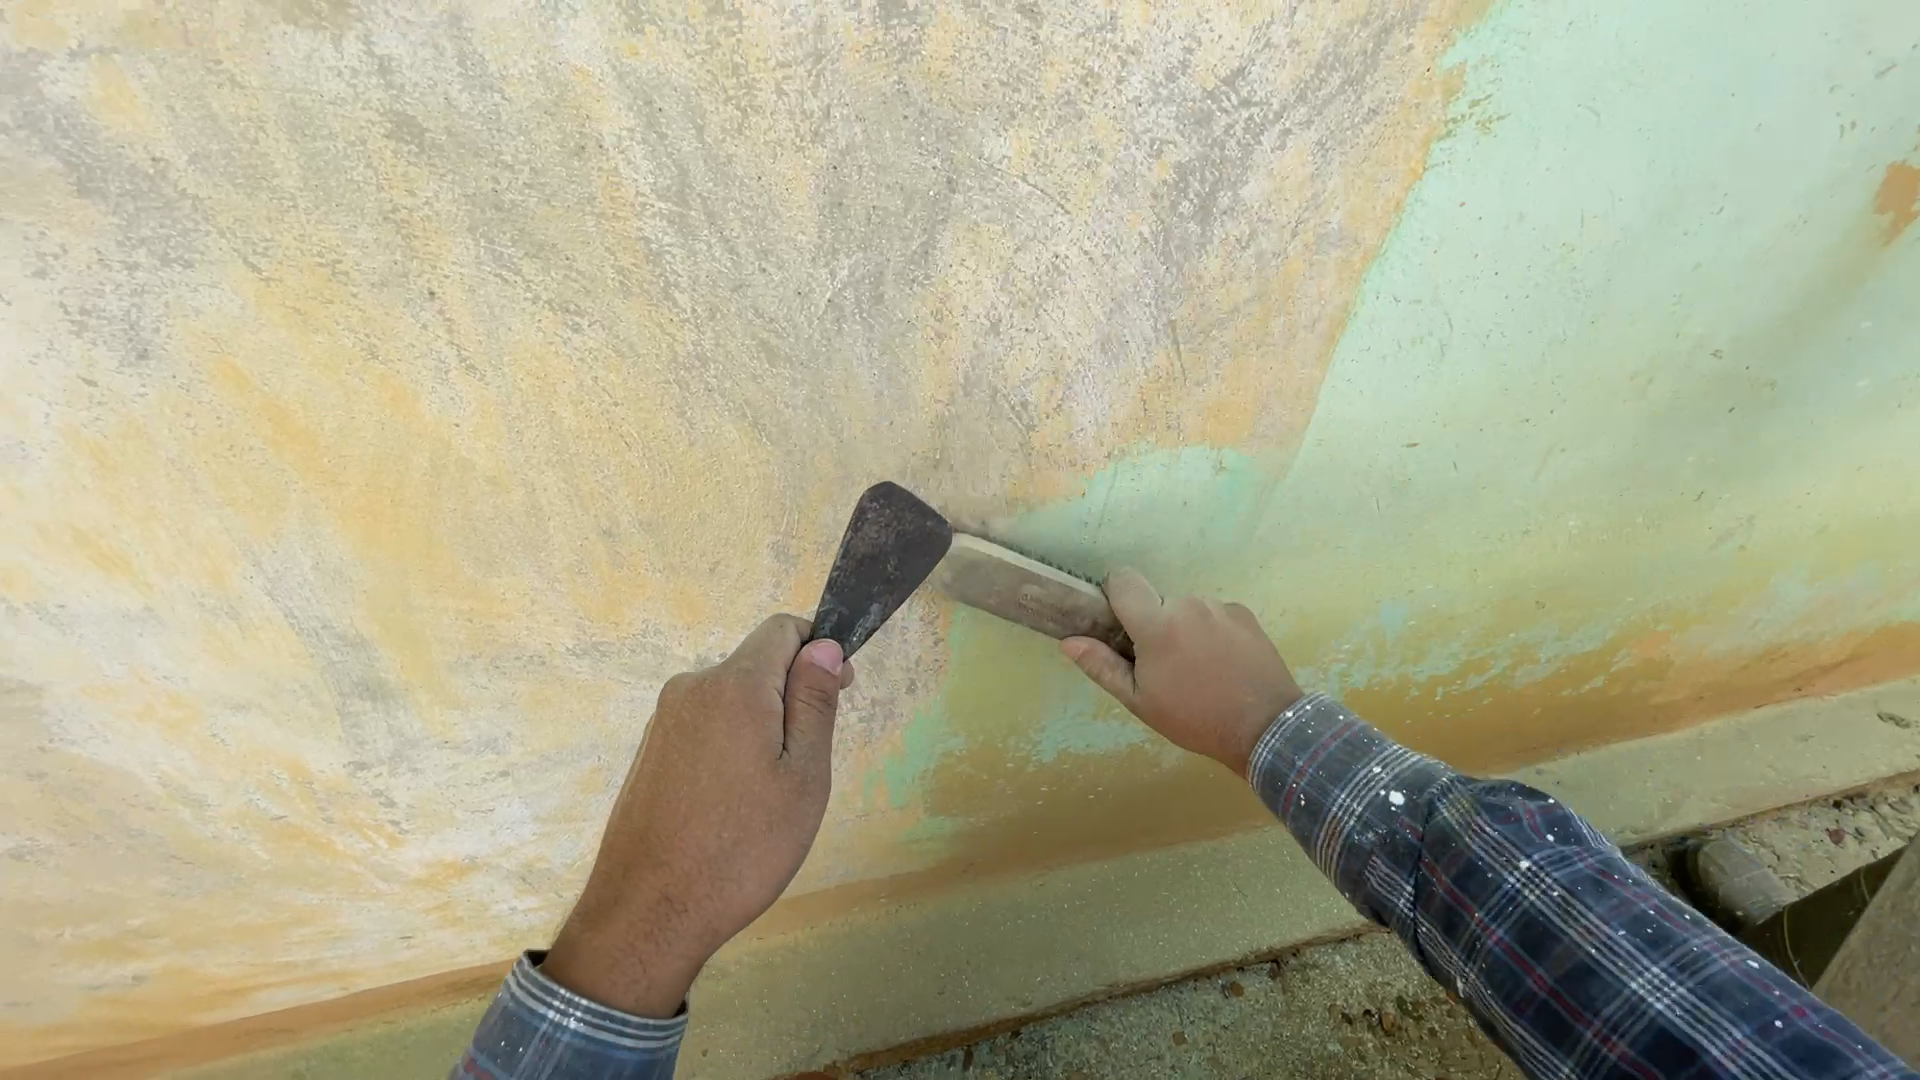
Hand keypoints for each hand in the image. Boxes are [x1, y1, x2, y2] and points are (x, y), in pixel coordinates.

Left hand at [542, 616, 852, 1017]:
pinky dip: (732, 744)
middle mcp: (692, 688)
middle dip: (791, 693)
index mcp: (733, 685)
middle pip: (757, 664)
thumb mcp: (803, 775)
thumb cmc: (743, 847)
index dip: (819, 648)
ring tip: (770, 791)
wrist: (647, 916)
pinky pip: (706, 725)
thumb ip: (814, 701)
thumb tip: (824, 646)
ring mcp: (664, 721)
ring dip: (762, 723)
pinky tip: (734, 802)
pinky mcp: (650, 752)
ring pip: (733, 698)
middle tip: (807, 759)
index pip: (783, 629)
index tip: (837, 691)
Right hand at [1061, 569, 1302, 778]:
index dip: (1114, 594)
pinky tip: (1222, 663)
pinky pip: (1213, 614)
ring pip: (1185, 607)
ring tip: (1198, 668)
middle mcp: (1188, 604)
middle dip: (1153, 623)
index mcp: (1156, 623)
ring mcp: (1219, 607)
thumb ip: (1102, 666)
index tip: (1118, 622)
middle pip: (1155, 599)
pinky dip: (1210, 631)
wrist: (1266, 728)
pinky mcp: (1244, 614)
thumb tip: (1068, 642)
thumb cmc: (1194, 718)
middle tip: (1163, 663)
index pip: (1122, 579)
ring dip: (1183, 627)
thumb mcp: (1140, 701)